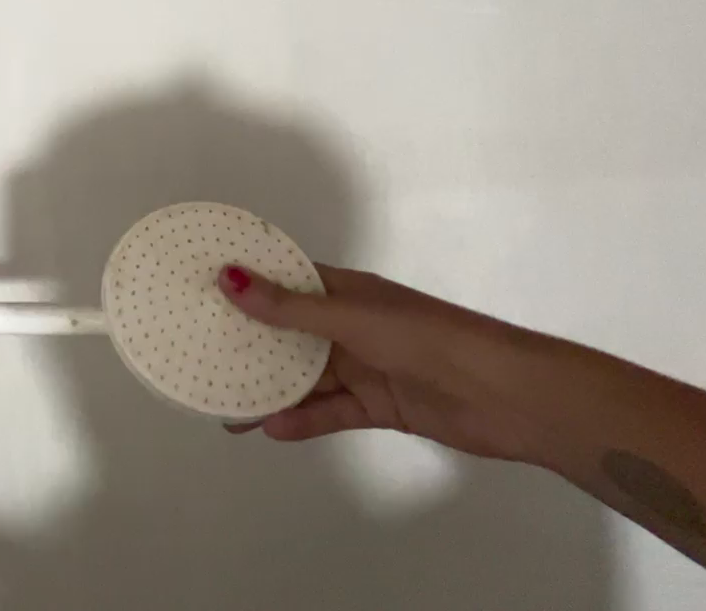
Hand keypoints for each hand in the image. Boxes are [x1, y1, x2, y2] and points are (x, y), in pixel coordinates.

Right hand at [216, 264, 549, 463]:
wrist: (509, 398)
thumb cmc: (424, 338)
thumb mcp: (350, 318)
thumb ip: (287, 307)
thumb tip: (226, 277)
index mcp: (341, 290)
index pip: (281, 278)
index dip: (242, 280)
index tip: (196, 285)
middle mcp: (345, 324)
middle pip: (284, 331)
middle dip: (245, 342)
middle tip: (197, 353)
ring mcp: (361, 365)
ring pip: (302, 376)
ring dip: (267, 389)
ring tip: (223, 405)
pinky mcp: (376, 405)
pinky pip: (329, 411)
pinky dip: (302, 420)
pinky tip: (269, 429)